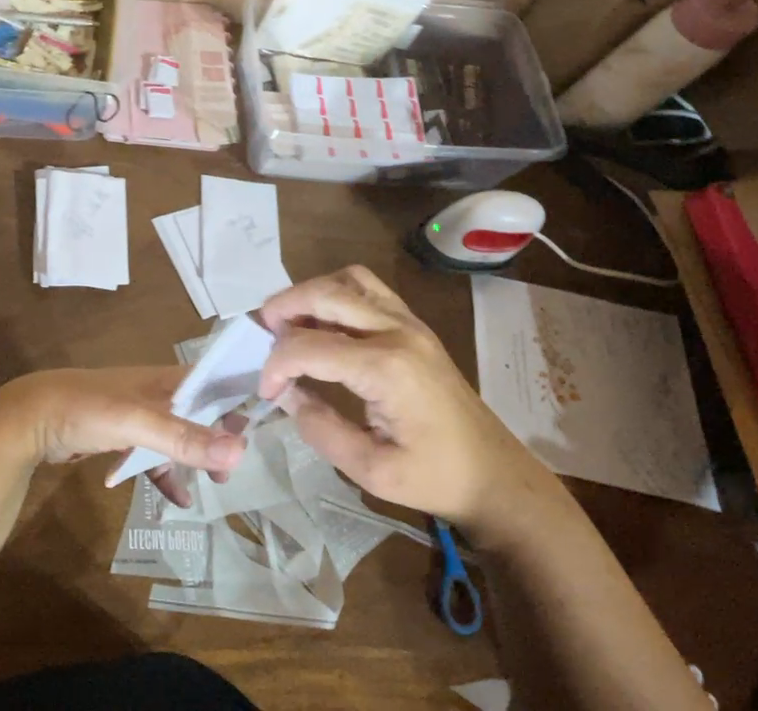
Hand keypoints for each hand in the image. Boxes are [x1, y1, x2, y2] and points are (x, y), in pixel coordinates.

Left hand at [0, 367, 246, 505]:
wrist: (29, 418)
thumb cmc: (86, 408)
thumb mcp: (138, 422)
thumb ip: (185, 438)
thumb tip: (241, 452)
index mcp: (166, 379)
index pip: (216, 382)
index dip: (241, 399)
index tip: (265, 427)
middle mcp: (157, 392)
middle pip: (201, 411)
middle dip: (221, 437)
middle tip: (236, 466)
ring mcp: (137, 414)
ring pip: (179, 435)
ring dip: (196, 458)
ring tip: (217, 485)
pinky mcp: (120, 436)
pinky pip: (153, 455)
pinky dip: (166, 474)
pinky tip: (177, 499)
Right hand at [255, 266, 551, 530]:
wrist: (495, 474)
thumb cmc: (436, 478)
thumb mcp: (371, 471)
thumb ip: (320, 429)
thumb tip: (286, 395)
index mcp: (387, 368)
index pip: (308, 347)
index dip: (275, 365)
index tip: (267, 393)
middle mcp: (398, 332)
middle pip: (326, 293)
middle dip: (284, 308)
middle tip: (262, 335)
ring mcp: (410, 323)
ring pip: (349, 280)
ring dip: (311, 293)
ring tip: (291, 323)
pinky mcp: (415, 326)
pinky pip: (369, 288)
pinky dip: (337, 294)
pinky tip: (324, 323)